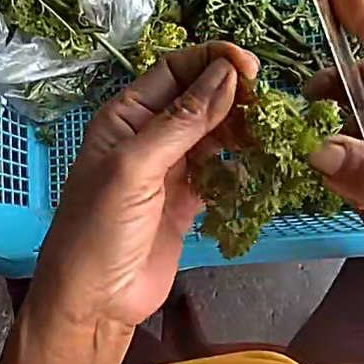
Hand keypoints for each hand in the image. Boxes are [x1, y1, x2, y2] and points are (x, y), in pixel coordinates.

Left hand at [29, 42, 260, 330]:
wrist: (96, 301)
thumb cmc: (100, 229)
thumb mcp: (136, 167)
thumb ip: (184, 121)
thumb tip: (228, 74)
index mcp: (129, 115)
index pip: (176, 69)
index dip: (213, 61)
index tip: (250, 67)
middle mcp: (152, 134)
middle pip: (201, 97)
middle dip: (234, 93)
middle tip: (267, 103)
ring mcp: (173, 166)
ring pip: (215, 130)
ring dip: (241, 125)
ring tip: (268, 131)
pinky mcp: (192, 197)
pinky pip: (222, 167)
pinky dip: (241, 161)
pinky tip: (259, 160)